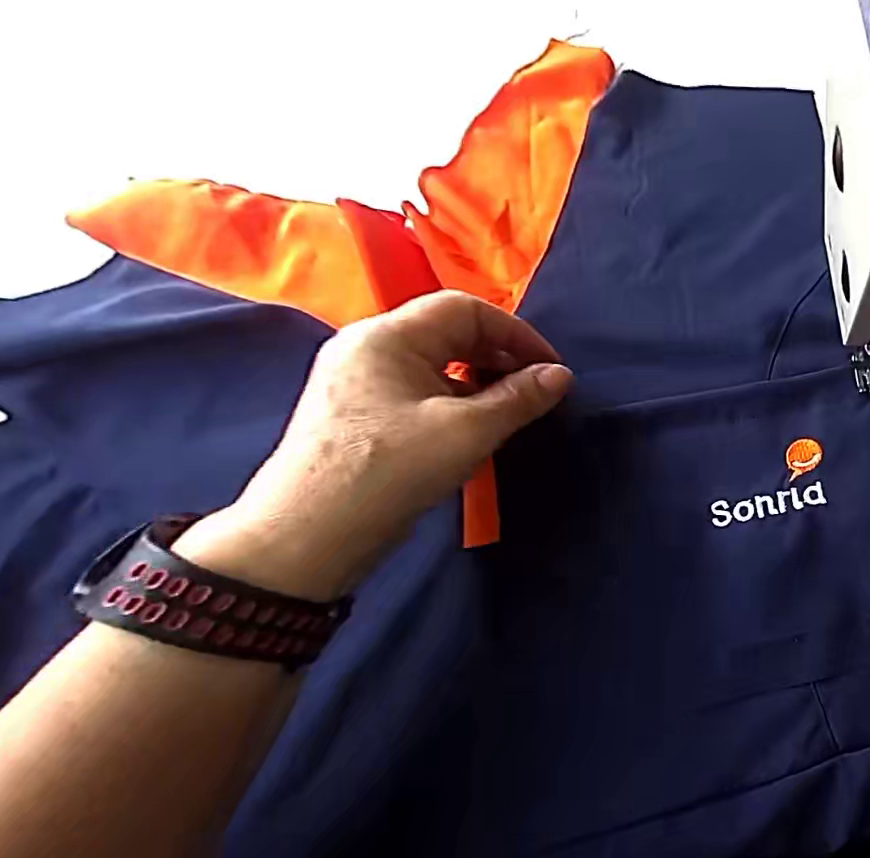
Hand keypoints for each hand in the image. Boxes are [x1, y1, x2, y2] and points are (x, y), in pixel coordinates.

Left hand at [174, 291, 572, 599]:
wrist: (310, 536)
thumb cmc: (390, 472)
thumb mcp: (465, 433)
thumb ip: (517, 400)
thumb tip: (560, 375)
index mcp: (387, 335)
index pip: (464, 309)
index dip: (516, 333)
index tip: (551, 371)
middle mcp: (365, 348)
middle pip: (446, 334)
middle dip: (497, 359)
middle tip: (532, 395)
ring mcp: (355, 384)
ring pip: (431, 369)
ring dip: (476, 386)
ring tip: (506, 419)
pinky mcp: (355, 418)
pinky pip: (414, 396)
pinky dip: (449, 406)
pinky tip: (466, 436)